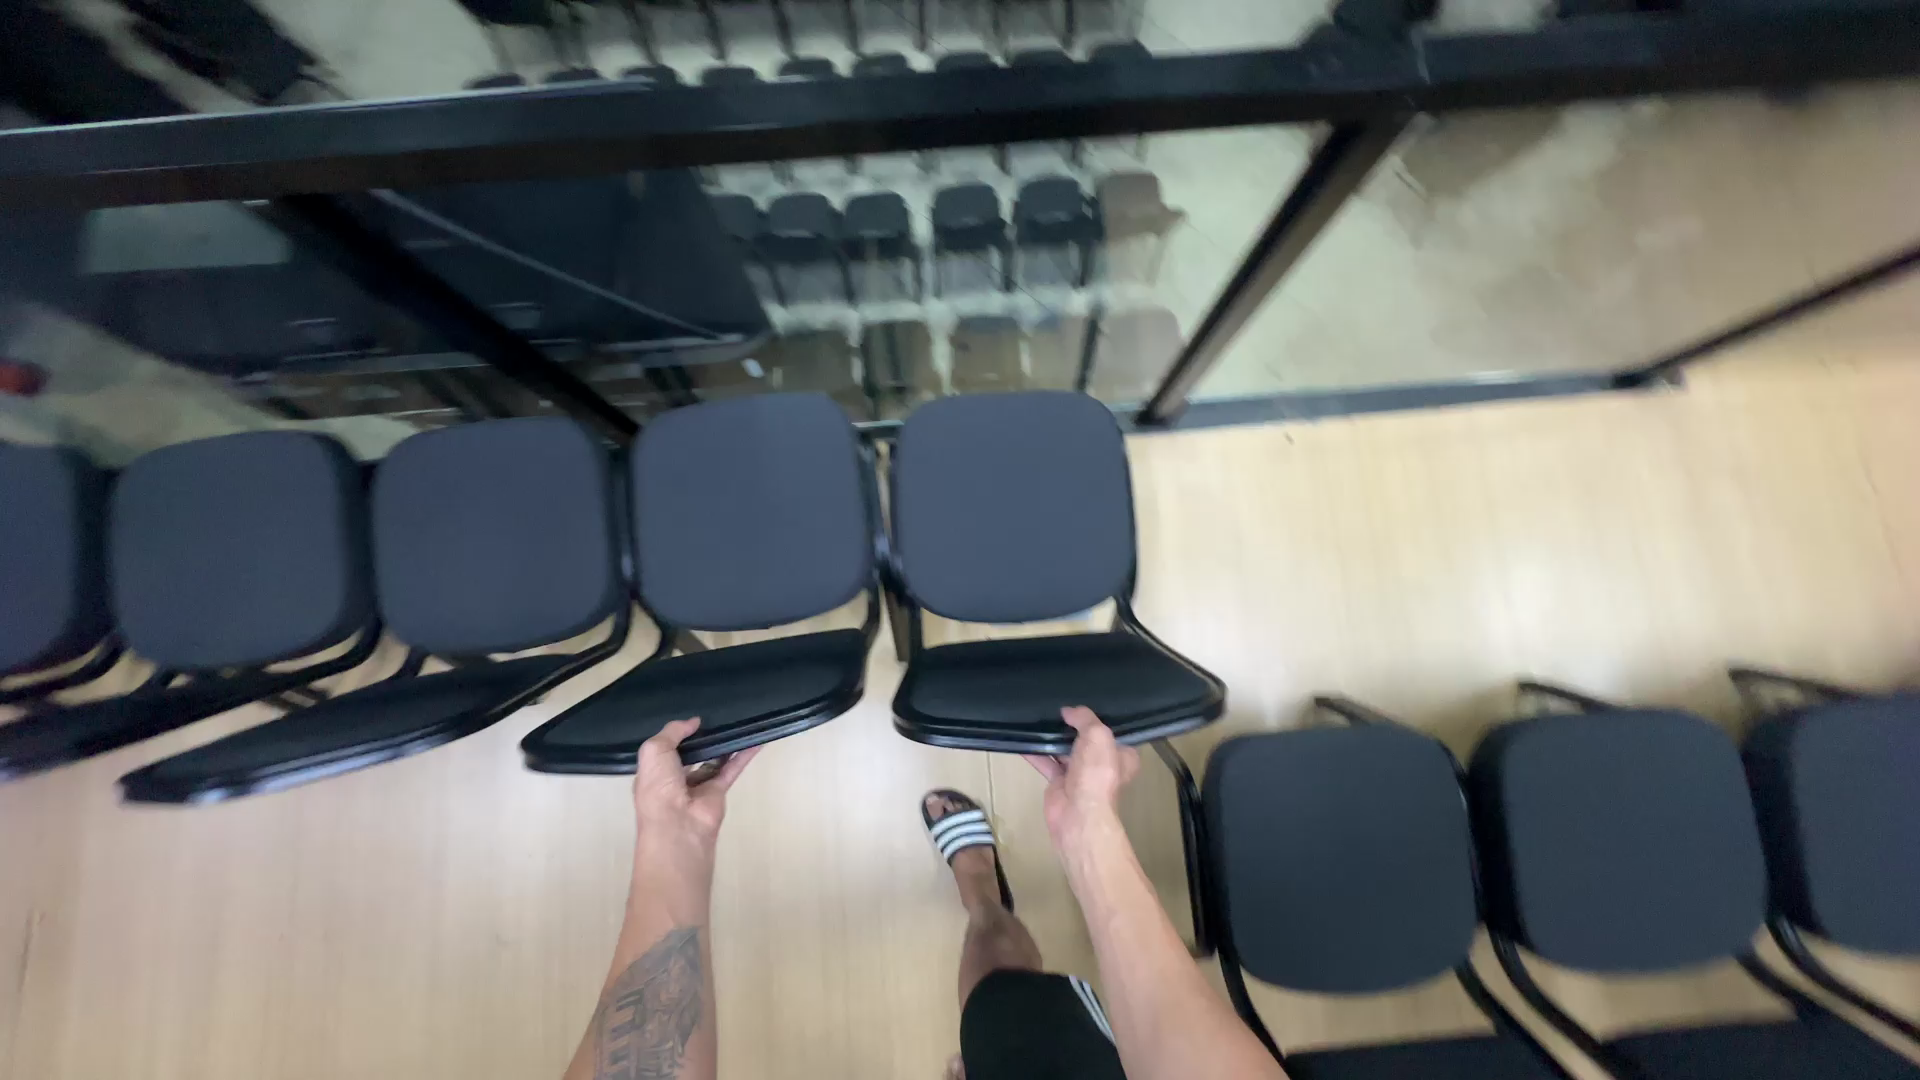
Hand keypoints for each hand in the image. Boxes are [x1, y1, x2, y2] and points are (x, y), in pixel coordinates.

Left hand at [633, 719, 760, 854]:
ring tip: (736, 722)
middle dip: (702, 737)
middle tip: (717, 715)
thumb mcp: (654, 752)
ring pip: (713, 759)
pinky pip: (732, 768)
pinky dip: (743, 755)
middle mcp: (675, 779)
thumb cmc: (658, 788)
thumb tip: (694, 721)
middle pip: (691, 753)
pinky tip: (755, 740)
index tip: (693, 717)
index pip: (665, 750)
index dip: (677, 734)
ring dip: (723, 744)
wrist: (678, 826)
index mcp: (654, 772)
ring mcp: (698, 786)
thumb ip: (672, 732)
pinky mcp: (718, 791)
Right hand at [1025, 707, 1139, 851]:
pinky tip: (1024, 739)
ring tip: (1039, 717)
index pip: (1113, 733)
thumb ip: (1084, 718)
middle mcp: (1103, 765)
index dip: (1099, 720)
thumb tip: (1068, 711)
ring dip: (1053, 738)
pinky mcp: (1060, 784)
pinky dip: (1036, 752)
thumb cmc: (1096, 772)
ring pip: (1064, 751)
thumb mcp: (1097, 735)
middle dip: (1073, 727)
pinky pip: (1046, 763)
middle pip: (1086, 740)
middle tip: (1057, 706)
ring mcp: (1080, 775)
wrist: (1078, 813)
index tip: (1084, 704)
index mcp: (1122, 756)